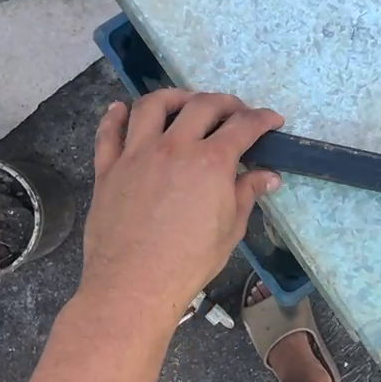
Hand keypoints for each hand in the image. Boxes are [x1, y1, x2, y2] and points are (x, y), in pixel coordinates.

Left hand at [73, 90, 283, 333]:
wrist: (134, 284)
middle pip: (202, 105)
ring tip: (184, 103)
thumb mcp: (231, 228)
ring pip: (152, 105)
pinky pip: (109, 133)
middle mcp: (174, 147)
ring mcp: (136, 155)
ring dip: (174, 96)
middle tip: (236, 112)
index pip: (243, 126)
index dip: (262, 119)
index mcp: (211, 162)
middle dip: (226, 102)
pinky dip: (116, 117)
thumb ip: (247, 193)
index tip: (273, 120)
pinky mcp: (108, 169)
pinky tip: (121, 110)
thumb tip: (268, 176)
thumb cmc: (191, 261)